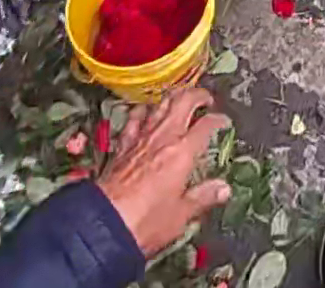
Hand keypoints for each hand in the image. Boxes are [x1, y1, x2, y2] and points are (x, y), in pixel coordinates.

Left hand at [96, 86, 232, 256]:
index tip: (225, 122)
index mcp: (183, 150)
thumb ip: (203, 197)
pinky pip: (134, 119)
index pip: (208, 123)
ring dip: (173, 97)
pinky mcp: (122, 146)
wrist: (99, 229)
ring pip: (160, 104)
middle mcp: (164, 136)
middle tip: (206, 100)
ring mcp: (141, 138)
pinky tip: (145, 112)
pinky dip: (142, 111)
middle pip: (185, 101)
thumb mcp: (180, 216)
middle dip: (199, 94)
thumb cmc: (145, 223)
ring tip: (181, 99)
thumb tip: (224, 189)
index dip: (220, 119)